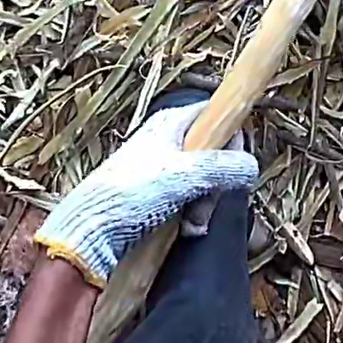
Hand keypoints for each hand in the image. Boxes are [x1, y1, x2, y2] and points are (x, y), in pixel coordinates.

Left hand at [33, 100, 257, 285]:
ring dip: (207, 203)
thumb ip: (222, 167)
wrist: (89, 230)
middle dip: (220, 180)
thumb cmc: (130, 192)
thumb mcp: (183, 175)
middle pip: (215, 150)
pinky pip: (190, 198)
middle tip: (209, 202)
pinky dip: (193, 214)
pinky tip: (186, 228)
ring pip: (205, 178)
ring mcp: (164, 167)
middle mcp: (169, 139)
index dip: (231, 133)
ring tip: (193, 222)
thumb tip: (253, 165)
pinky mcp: (158, 193)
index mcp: (172, 122)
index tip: (236, 159)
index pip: (216, 112)